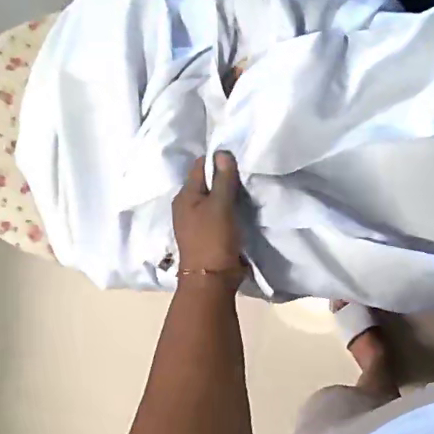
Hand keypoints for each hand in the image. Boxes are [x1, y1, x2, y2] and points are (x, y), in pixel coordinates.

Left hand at [172, 151, 244, 279]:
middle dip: (225, 177)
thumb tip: (222, 152)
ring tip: (248, 189)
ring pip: (214, 199)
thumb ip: (223, 179)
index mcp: (185, 196)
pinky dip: (230, 210)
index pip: (200, 166)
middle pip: (207, 182)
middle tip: (247, 173)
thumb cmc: (213, 239)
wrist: (212, 280)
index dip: (218, 159)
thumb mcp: (220, 206)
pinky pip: (220, 214)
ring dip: (229, 195)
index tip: (239, 157)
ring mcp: (196, 221)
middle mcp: (186, 206)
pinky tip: (243, 208)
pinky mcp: (208, 234)